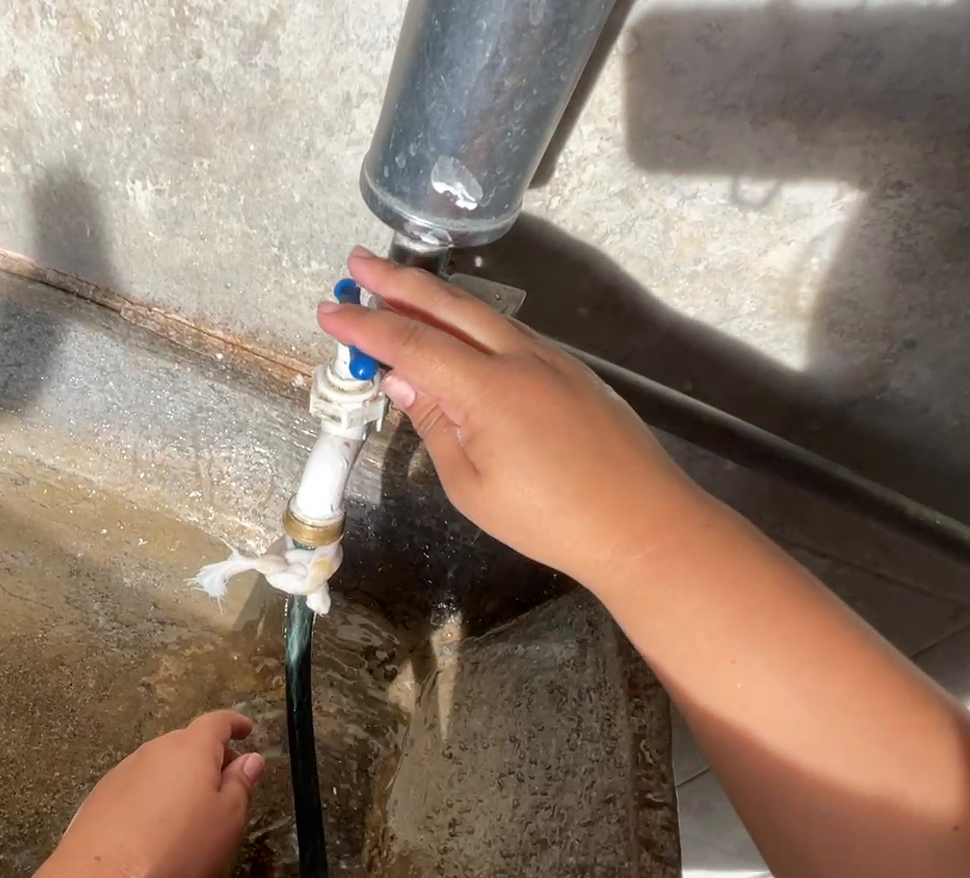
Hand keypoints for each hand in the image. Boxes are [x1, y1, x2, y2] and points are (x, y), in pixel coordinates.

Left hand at [55, 711, 265, 877]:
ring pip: (162, 764)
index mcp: (191, 748)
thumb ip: (241, 784)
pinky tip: (156, 826)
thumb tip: (251, 759)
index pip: (217, 722)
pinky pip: (139, 784)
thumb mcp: (227, 819)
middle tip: (227, 781)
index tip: (246, 730)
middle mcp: (156, 749)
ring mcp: (125, 770)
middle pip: (188, 742)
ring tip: (192, 810)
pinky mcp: (102, 794)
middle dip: (211, 756)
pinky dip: (155, 794)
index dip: (235, 723)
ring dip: (181, 777)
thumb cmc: (179, 846)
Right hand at [316, 247, 707, 588]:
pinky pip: (506, 334)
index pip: (411, 344)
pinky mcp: (569, 370)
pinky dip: (467, 324)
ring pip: (481, 314)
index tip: (328, 309)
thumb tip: (402, 379)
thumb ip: (434, 423)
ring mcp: (550, 358)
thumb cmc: (546, 519)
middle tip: (356, 263)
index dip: (365, 326)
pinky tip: (452, 334)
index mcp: (488, 389)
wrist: (641, 523)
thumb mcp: (470, 484)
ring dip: (432, 299)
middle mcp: (519, 357)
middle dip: (397, 281)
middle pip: (448, 305)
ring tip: (393, 292)